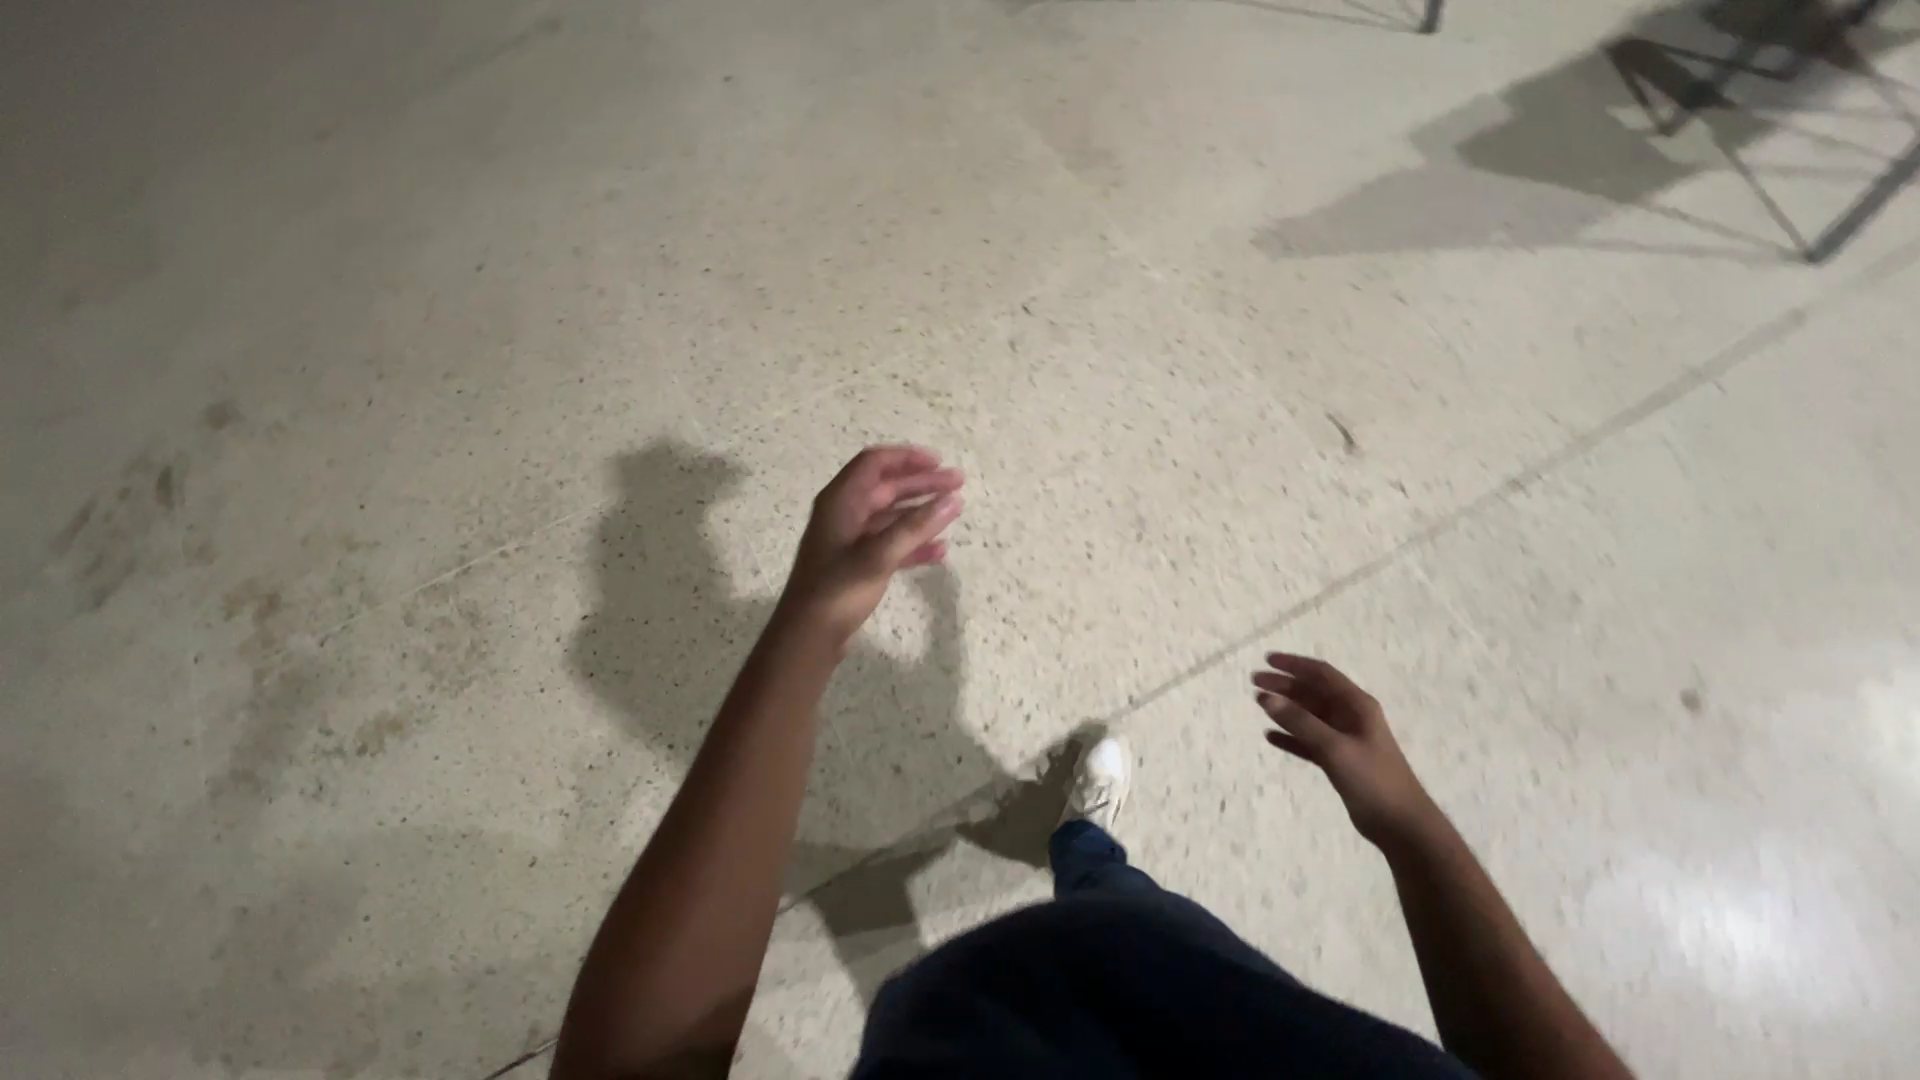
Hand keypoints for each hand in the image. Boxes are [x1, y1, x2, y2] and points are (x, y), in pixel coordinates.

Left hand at [779, 446, 963, 645]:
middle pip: (886, 487)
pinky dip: (914, 543)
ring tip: (955, 511)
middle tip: (958, 482)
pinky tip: (940, 551)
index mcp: (841, 501)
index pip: (874, 463)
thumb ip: (917, 526)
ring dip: (921, 513)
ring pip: (891, 516)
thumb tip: (953, 500)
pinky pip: (890, 544)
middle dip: (922, 484)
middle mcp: (844, 514)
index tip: (939, 462)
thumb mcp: (879, 555)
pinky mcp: (857, 564)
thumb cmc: (839, 589)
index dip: (907, 458)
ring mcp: (850, 540)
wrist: (808, 635)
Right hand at [1253, 653, 1441, 849]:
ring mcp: (1344, 739)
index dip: (1295, 664)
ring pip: (1309, 716)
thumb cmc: (1372, 779)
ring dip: (1285, 708)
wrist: (1401, 824)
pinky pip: (1308, 741)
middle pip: (1313, 693)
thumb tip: (1266, 697)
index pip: (1322, 674)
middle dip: (1284, 684)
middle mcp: (1350, 717)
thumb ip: (1299, 722)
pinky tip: (1271, 737)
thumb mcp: (1334, 747)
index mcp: (1356, 706)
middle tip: (1255, 681)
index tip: (1267, 660)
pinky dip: (1290, 736)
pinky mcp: (1338, 760)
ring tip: (1258, 702)